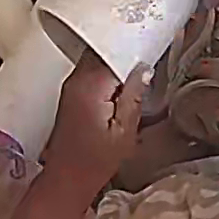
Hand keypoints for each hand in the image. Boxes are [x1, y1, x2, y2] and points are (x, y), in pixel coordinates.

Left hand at [0, 56, 147, 218]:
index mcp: (90, 86)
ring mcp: (71, 85)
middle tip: (150, 47)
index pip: (113, 52)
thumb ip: (134, 97)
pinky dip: (107, 70)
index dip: (133, 46)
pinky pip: (91, 71)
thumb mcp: (124, 133)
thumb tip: (144, 68)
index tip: (153, 40)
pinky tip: (123, 80)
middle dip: (124, 48)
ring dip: (115, 59)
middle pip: (101, 50)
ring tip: (140, 62)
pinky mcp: (71, 92)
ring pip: (95, 59)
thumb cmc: (96, 161)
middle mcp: (76, 79)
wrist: (66, 179)